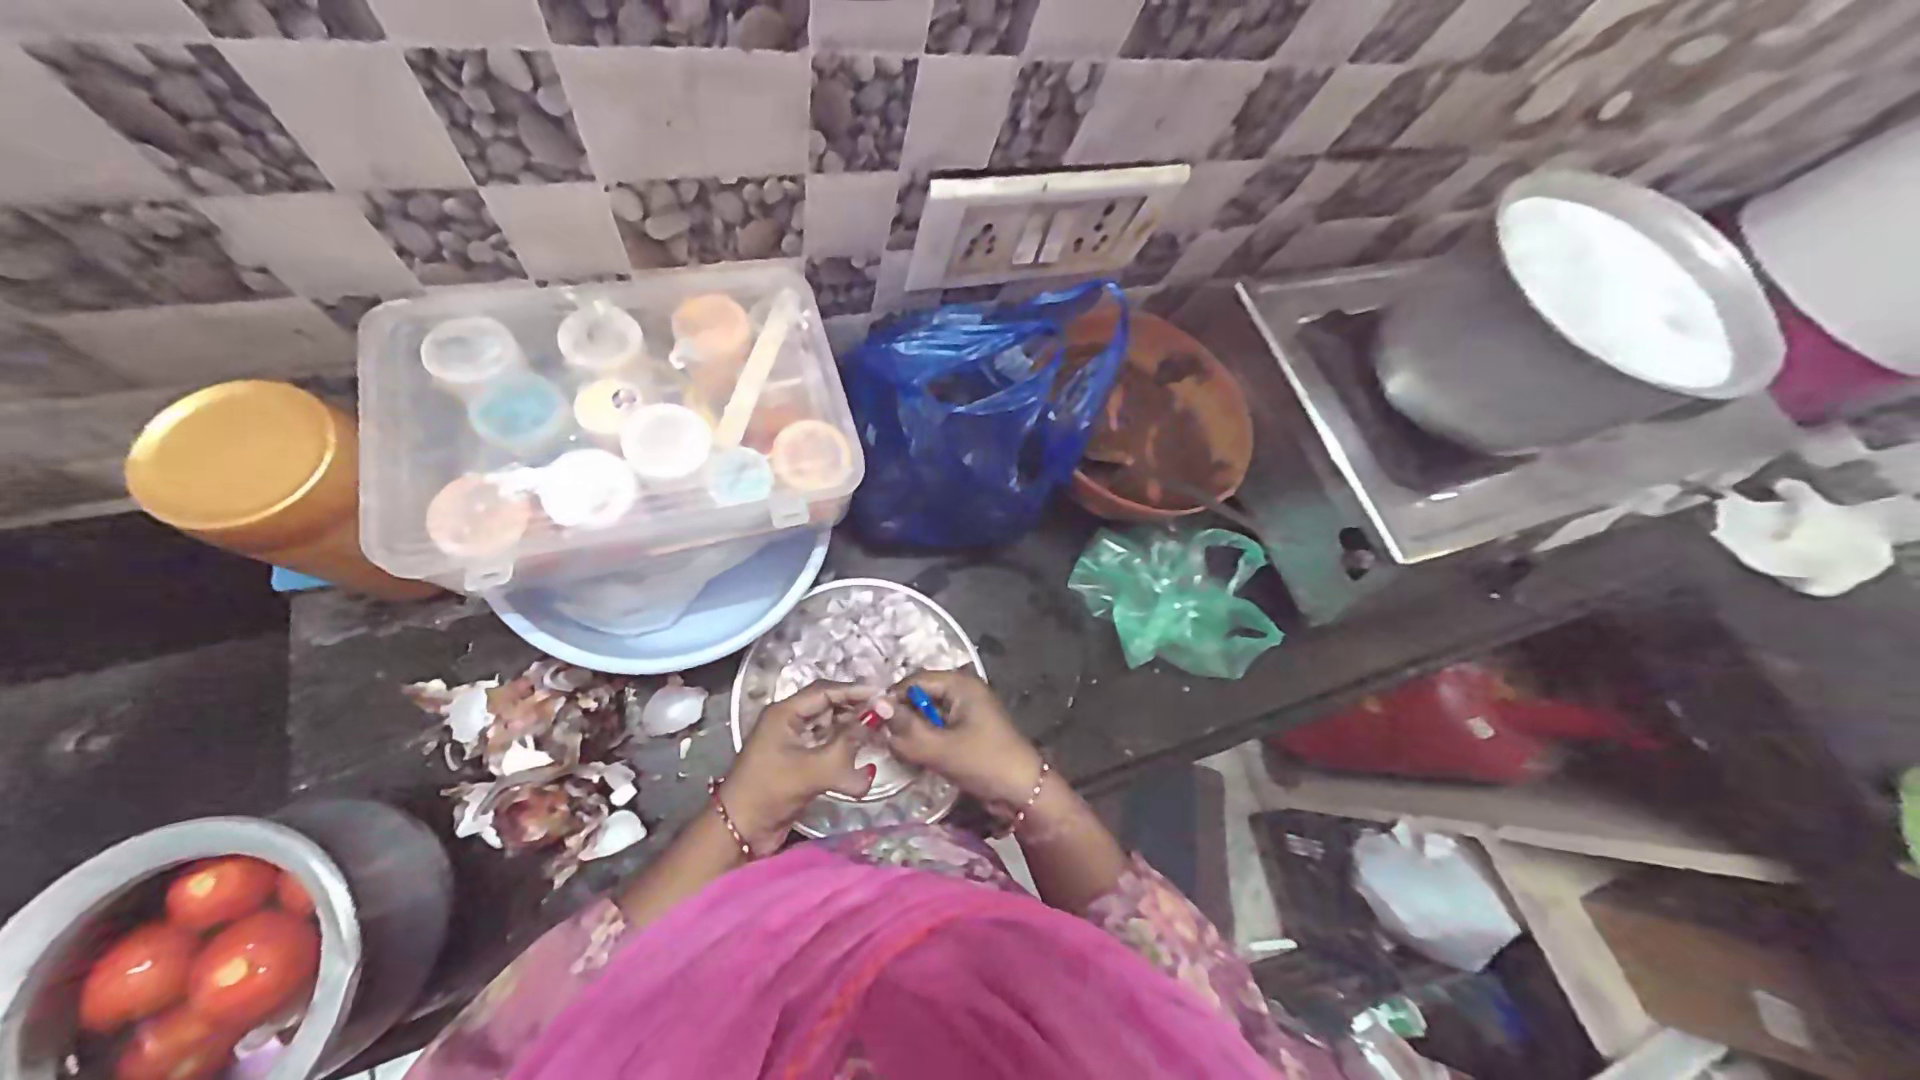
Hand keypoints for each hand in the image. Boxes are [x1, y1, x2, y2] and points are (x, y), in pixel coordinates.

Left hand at [725, 681, 878, 852]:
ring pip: (829, 728)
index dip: (854, 691)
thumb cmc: (770, 791)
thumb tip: (874, 722)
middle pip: (828, 707)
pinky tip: (863, 762)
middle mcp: (789, 722)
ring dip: (852, 732)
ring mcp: (793, 743)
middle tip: (884, 714)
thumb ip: (847, 745)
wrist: (740, 832)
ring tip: (878, 734)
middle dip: (855, 711)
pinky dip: (844, 752)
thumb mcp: (812, 768)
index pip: (824, 691)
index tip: (881, 695)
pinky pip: (826, 749)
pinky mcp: (799, 763)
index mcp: (784, 713)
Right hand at [882, 669, 1042, 807]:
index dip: (892, 698)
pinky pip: (937, 729)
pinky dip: (926, 741)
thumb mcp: (941, 748)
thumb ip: (906, 728)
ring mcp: (966, 711)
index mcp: (961, 684)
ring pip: (926, 715)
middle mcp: (963, 691)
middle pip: (919, 696)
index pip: (914, 680)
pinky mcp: (966, 731)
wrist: (1024, 793)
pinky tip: (919, 758)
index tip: (873, 722)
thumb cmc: (985, 763)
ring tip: (904, 752)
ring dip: (914, 733)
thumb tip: (876, 704)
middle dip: (903, 718)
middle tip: (887, 741)